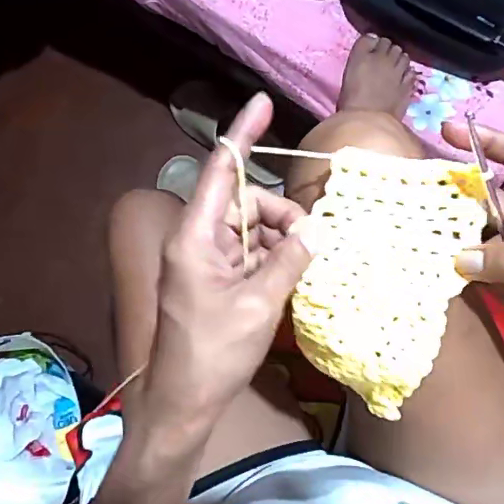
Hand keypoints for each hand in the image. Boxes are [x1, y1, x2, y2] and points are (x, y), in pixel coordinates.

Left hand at [138, 94, 314, 460]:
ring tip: (301, 267)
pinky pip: (248, 252)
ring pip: (251, 228)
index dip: (241, 135)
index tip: (260, 102)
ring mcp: (205, 260)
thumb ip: (290, 259)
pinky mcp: (214, 279)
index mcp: (196, 236)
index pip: (220, 172)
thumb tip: (318, 225)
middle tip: (310, 241)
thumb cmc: (214, 353)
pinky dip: (272, 257)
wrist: (184, 401)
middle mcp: (197, 240)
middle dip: (280, 213)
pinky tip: (291, 277)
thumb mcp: (260, 303)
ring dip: (280, 239)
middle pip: (244, 202)